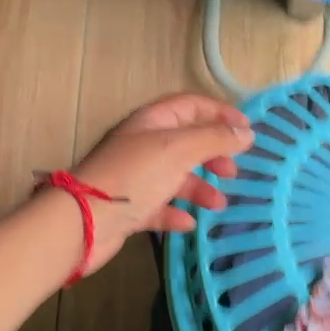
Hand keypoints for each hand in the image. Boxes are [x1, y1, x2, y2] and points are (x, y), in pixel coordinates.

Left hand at [65, 93, 253, 273]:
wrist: (82, 222)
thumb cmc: (133, 176)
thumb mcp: (178, 150)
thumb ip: (214, 139)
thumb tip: (246, 133)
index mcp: (151, 121)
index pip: (191, 106)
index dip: (219, 113)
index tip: (247, 131)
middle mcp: (141, 144)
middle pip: (184, 141)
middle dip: (211, 153)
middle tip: (232, 171)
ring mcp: (133, 176)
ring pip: (174, 175)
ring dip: (198, 187)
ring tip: (218, 203)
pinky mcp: (127, 208)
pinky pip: (158, 206)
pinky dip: (175, 212)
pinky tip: (188, 224)